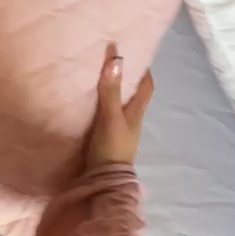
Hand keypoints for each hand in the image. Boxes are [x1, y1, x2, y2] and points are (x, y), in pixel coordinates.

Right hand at [84, 42, 154, 167]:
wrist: (104, 179)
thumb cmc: (112, 146)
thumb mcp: (110, 116)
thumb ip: (111, 91)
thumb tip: (116, 59)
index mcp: (136, 113)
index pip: (146, 87)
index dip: (144, 71)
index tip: (135, 55)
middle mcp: (130, 120)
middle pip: (132, 95)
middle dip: (125, 79)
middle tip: (111, 64)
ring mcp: (118, 130)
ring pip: (118, 106)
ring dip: (112, 93)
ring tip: (96, 79)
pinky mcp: (105, 138)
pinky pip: (105, 116)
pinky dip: (100, 107)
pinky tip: (87, 104)